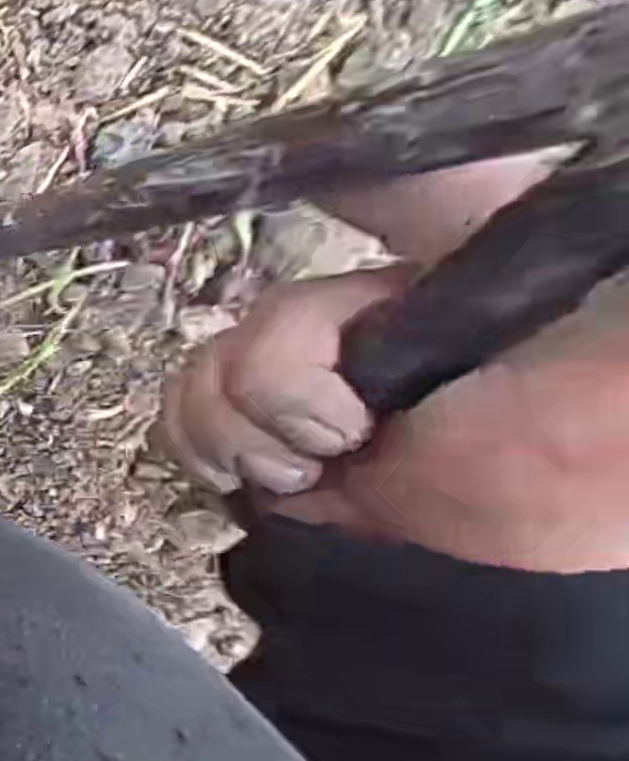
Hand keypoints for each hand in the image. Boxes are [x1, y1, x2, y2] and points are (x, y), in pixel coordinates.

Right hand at [161, 153, 628, 571]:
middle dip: (283, 379)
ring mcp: (295, 371)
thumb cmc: (577, 482)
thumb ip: (594, 317)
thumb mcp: (612, 378)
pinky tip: (241, 476)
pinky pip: (175, 405)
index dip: (360, 168)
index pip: (423, 186)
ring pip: (210, 361)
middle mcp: (371, 314)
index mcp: (469, 281)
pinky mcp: (241, 418)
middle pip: (279, 309)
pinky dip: (193, 441)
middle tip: (341, 437)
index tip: (315, 169)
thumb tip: (601, 185)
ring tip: (296, 474)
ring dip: (236, 426)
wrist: (472, 591)